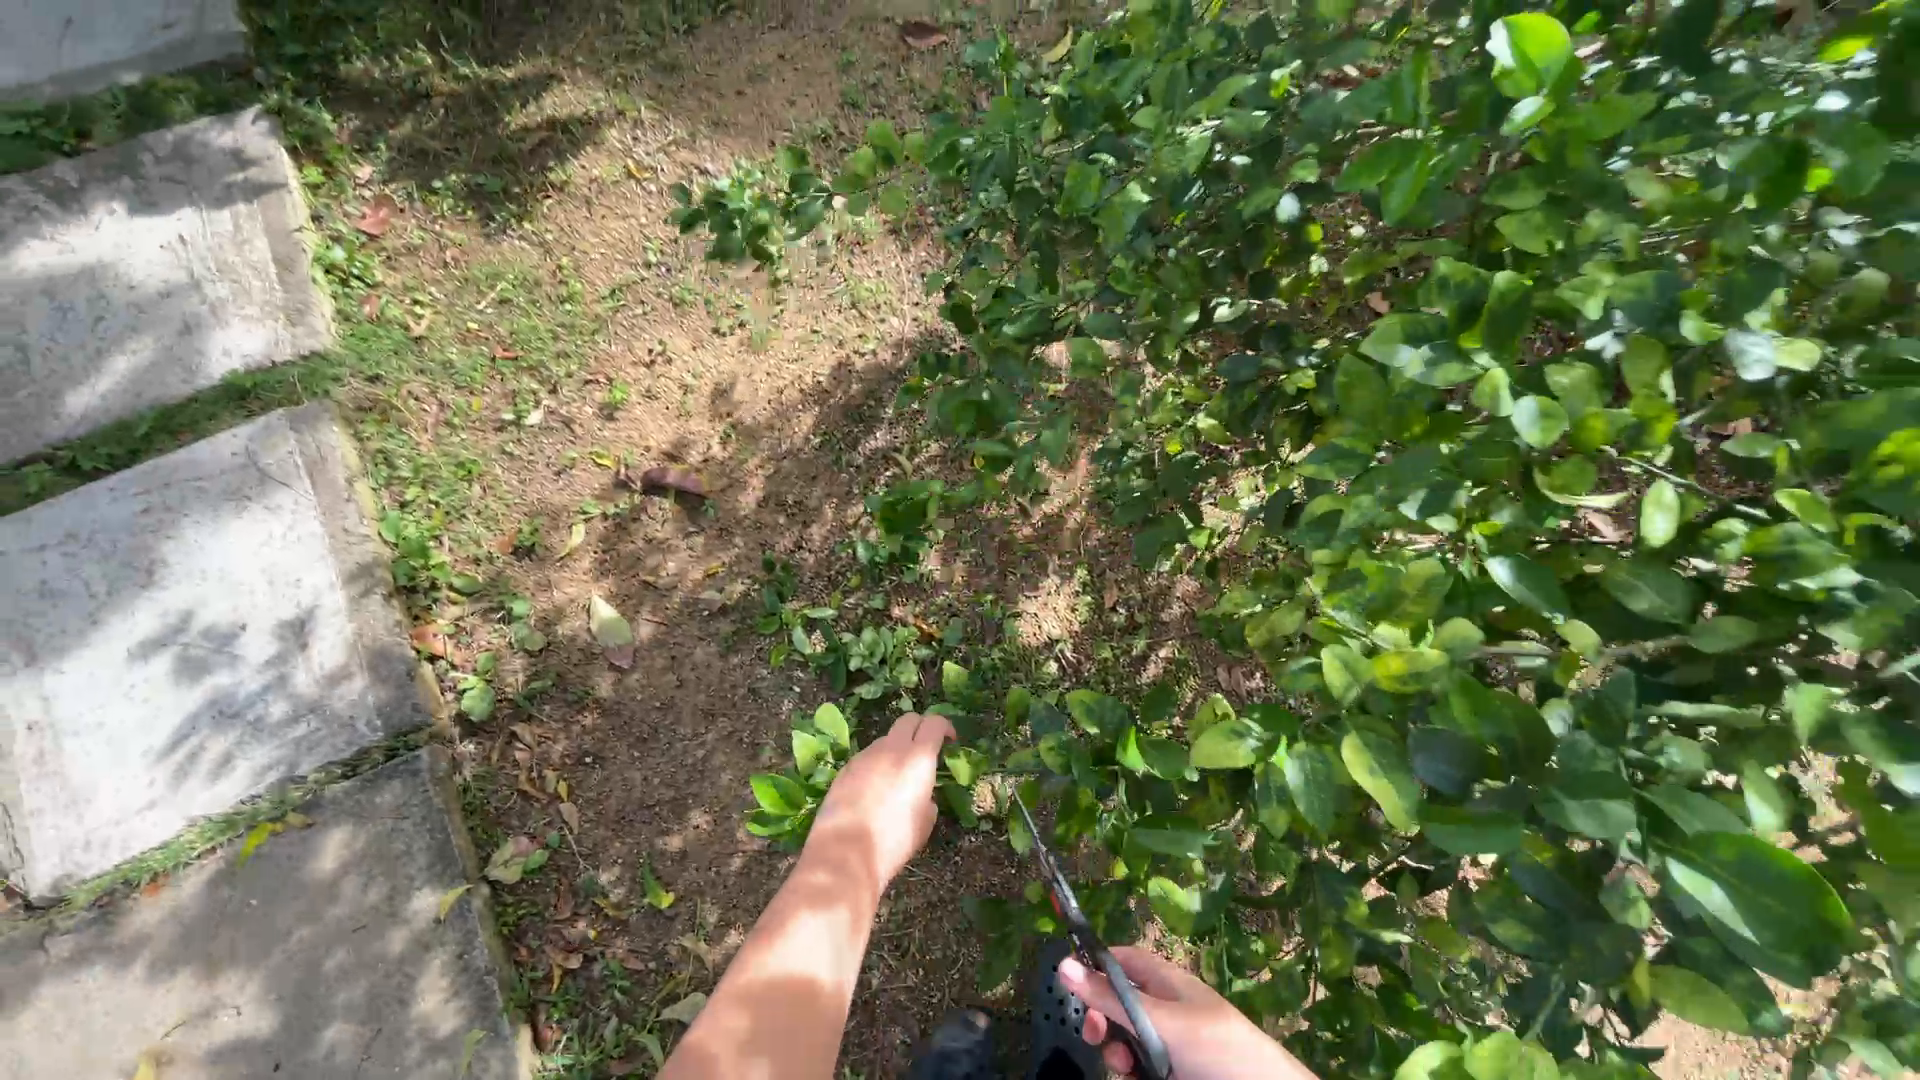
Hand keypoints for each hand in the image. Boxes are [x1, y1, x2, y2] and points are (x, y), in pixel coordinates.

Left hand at [803, 712, 954, 897]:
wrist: (845, 852)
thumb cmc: (894, 840)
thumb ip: (928, 798)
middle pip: (909, 720)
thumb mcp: (925, 822)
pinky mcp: (845, 768)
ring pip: (886, 739)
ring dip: (896, 749)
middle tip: (925, 749)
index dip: (945, 727)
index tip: (949, 740)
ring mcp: (865, 756)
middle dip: (921, 728)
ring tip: (896, 777)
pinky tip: (873, 790)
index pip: (934, 723)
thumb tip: (922, 795)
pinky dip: (876, 764)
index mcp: (918, 758)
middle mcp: (891, 749)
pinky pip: (867, 757)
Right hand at [1059, 946, 1317, 1079]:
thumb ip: (1109, 998)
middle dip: (1103, 1018)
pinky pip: (1140, 1068)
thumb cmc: (1214, 1045)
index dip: (1097, 966)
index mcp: (1165, 981)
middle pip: (1119, 1003)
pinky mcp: (1171, 1072)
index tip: (1072, 983)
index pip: (1123, 961)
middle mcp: (1165, 1008)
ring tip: (1125, 1067)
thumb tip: (1062, 963)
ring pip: (1126, 1040)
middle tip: (1095, 1036)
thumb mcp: (1157, 1020)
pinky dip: (1133, 1074)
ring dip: (1117, 1052)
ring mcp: (1170, 1043)